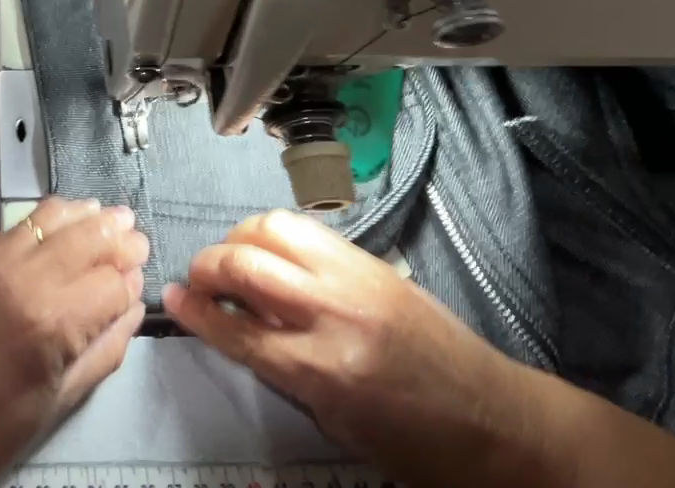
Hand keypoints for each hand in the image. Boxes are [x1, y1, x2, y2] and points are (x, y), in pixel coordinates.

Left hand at [0, 197, 149, 484]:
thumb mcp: (64, 399)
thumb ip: (107, 346)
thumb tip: (132, 302)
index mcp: (51, 324)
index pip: (112, 283)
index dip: (130, 281)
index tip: (139, 279)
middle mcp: (22, 280)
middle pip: (86, 238)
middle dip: (117, 236)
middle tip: (136, 235)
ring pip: (49, 218)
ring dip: (84, 215)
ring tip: (106, 214)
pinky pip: (14, 228)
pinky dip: (44, 223)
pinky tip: (59, 225)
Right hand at [163, 210, 555, 487]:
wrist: (501, 423)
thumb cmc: (419, 446)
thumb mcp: (337, 425)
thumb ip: (282, 372)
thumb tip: (238, 329)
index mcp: (323, 369)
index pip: (236, 327)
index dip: (195, 311)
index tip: (172, 298)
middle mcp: (334, 312)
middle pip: (244, 265)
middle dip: (206, 267)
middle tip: (198, 280)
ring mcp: (356, 277)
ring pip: (273, 229)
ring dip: (239, 239)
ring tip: (234, 260)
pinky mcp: (373, 261)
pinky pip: (308, 229)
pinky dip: (276, 234)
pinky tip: (273, 253)